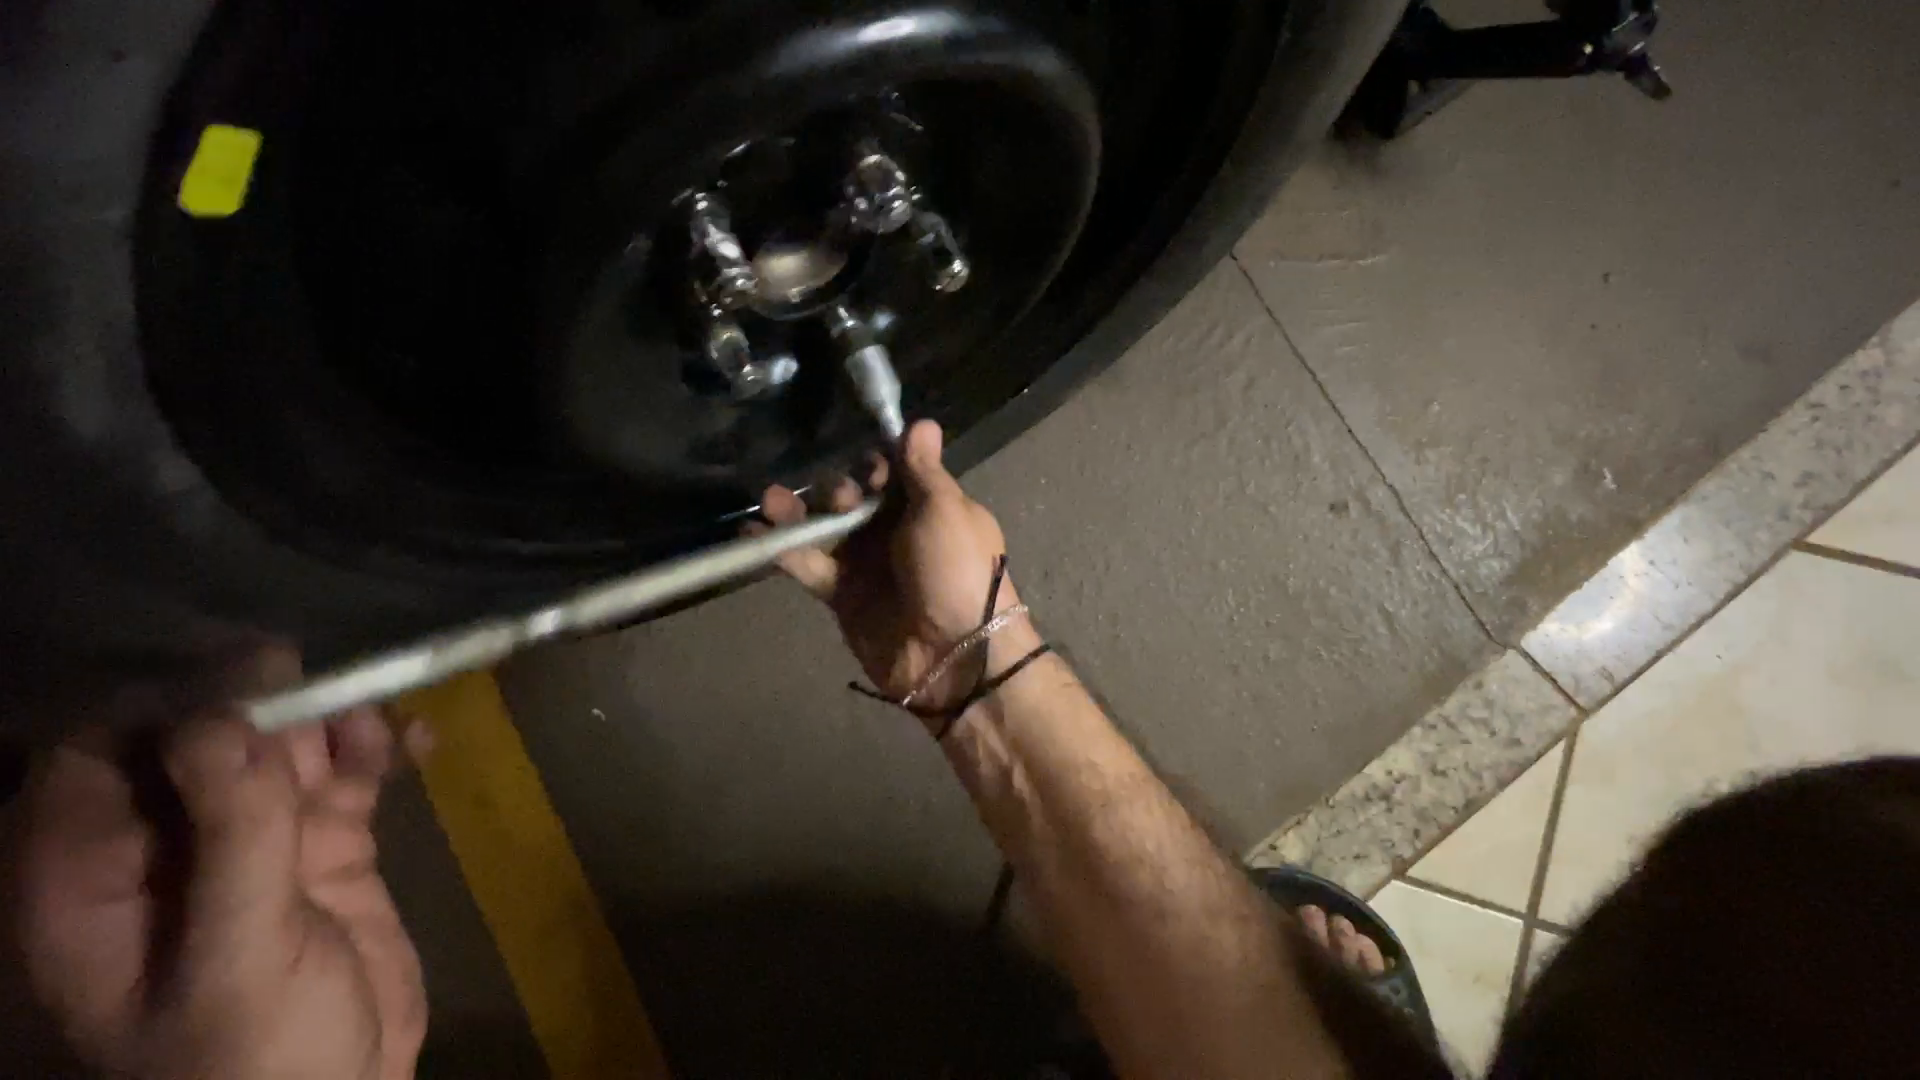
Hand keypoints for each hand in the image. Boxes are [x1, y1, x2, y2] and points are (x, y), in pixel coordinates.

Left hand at [6, 656, 427, 1079]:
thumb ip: (233, 837)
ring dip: (335, 721)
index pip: (99, 763)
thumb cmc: (254, 1054)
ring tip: (382, 717)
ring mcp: (257, 845)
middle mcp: (171, 849)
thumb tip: (221, 717)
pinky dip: (383, 750)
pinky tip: (419, 742)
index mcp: (99, 882)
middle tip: (331, 674)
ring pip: (285, 750)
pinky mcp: (330, 847)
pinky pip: (351, 777)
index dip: (164, 711)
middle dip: (266, 703)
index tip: (243, 681)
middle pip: (205, 742)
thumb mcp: (239, 951)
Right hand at [754, 420, 1037, 716]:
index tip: (867, 464)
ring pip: (825, 527)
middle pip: (854, 497)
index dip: (876, 463)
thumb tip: (922, 423)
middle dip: (838, 488)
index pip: (894, 474)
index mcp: (928, 508)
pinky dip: (781, 550)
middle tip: (840, 499)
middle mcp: (895, 532)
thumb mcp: (945, 511)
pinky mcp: (842, 595)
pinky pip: (808, 565)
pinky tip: (754, 533)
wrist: (954, 654)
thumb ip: (923, 471)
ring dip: (797, 511)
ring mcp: (866, 564)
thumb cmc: (956, 570)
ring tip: (771, 500)